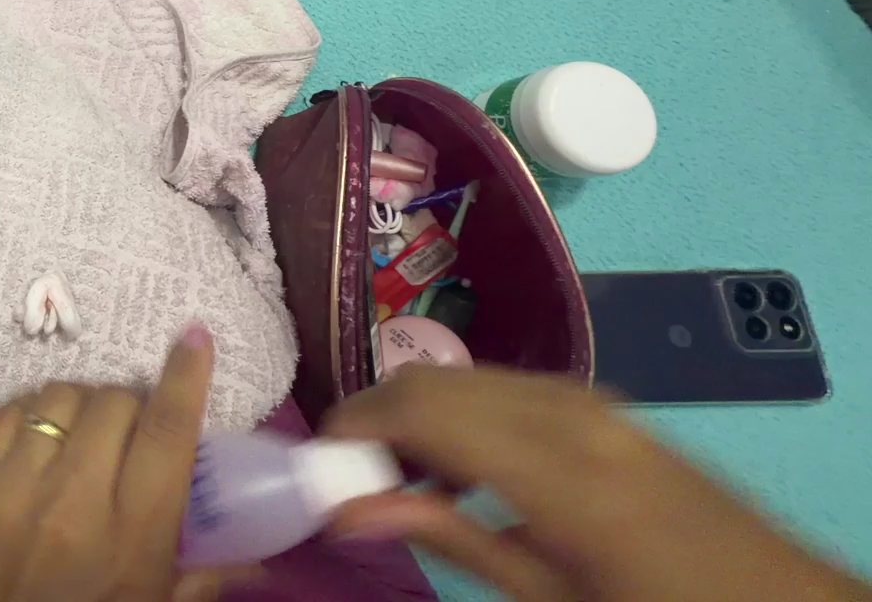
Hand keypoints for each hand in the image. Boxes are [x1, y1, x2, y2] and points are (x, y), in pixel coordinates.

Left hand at [0, 325, 251, 601]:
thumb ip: (202, 574)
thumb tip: (256, 552)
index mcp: (132, 537)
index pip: (166, 432)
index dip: (185, 377)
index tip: (194, 338)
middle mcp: (73, 499)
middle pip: (113, 402)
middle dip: (131, 404)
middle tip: (131, 430)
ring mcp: (13, 485)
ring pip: (59, 396)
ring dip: (83, 404)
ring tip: (85, 431)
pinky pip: (9, 412)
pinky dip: (33, 412)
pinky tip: (42, 436)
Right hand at [323, 366, 871, 601]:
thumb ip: (452, 541)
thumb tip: (347, 511)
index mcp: (560, 473)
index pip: (418, 411)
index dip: (354, 425)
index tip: (321, 462)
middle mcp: (564, 413)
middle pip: (426, 382)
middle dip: (371, 415)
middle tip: (353, 472)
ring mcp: (584, 398)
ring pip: (453, 375)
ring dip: (408, 410)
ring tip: (404, 473)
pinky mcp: (594, 399)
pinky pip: (491, 383)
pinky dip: (451, 408)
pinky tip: (460, 461)